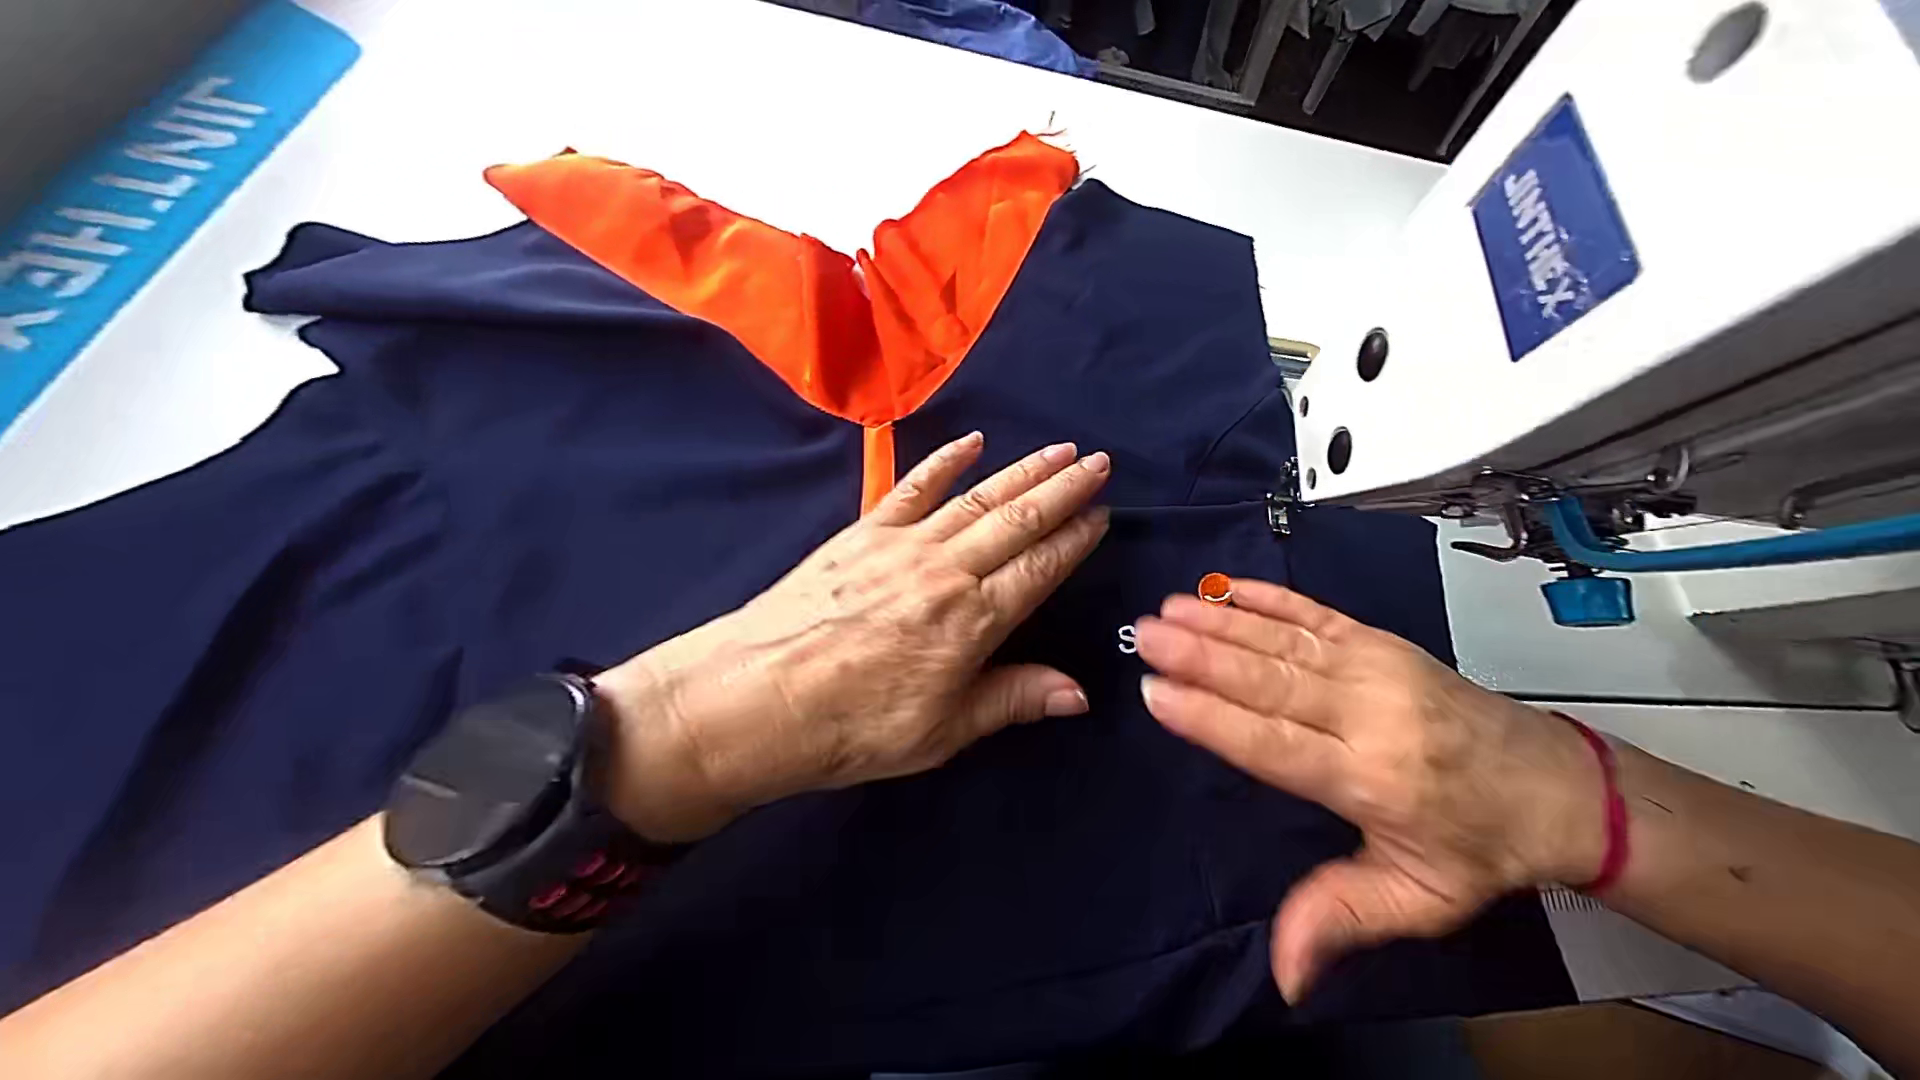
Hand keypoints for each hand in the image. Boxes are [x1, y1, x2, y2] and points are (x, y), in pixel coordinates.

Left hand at [594, 432, 1111, 841]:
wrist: (758, 699)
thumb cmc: (854, 728)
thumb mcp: (941, 732)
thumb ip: (1011, 700)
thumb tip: (1080, 692)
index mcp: (973, 622)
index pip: (1040, 569)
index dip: (1075, 540)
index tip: (1102, 514)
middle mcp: (947, 571)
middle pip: (1018, 521)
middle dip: (1063, 489)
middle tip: (1097, 463)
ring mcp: (903, 545)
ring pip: (976, 498)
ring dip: (1021, 471)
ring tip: (1058, 449)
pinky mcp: (863, 533)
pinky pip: (912, 488)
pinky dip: (944, 463)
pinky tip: (971, 443)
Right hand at [1132, 579, 1605, 1001]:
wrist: (1558, 786)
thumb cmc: (1476, 846)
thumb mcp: (1417, 900)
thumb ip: (1340, 920)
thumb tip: (1282, 976)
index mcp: (1370, 779)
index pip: (1273, 744)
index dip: (1211, 719)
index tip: (1156, 693)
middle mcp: (1368, 715)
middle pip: (1270, 681)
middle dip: (1200, 656)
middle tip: (1145, 635)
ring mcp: (1375, 668)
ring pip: (1282, 642)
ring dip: (1220, 622)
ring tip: (1167, 609)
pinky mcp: (1381, 641)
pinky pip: (1314, 613)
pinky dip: (1265, 597)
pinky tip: (1224, 587)